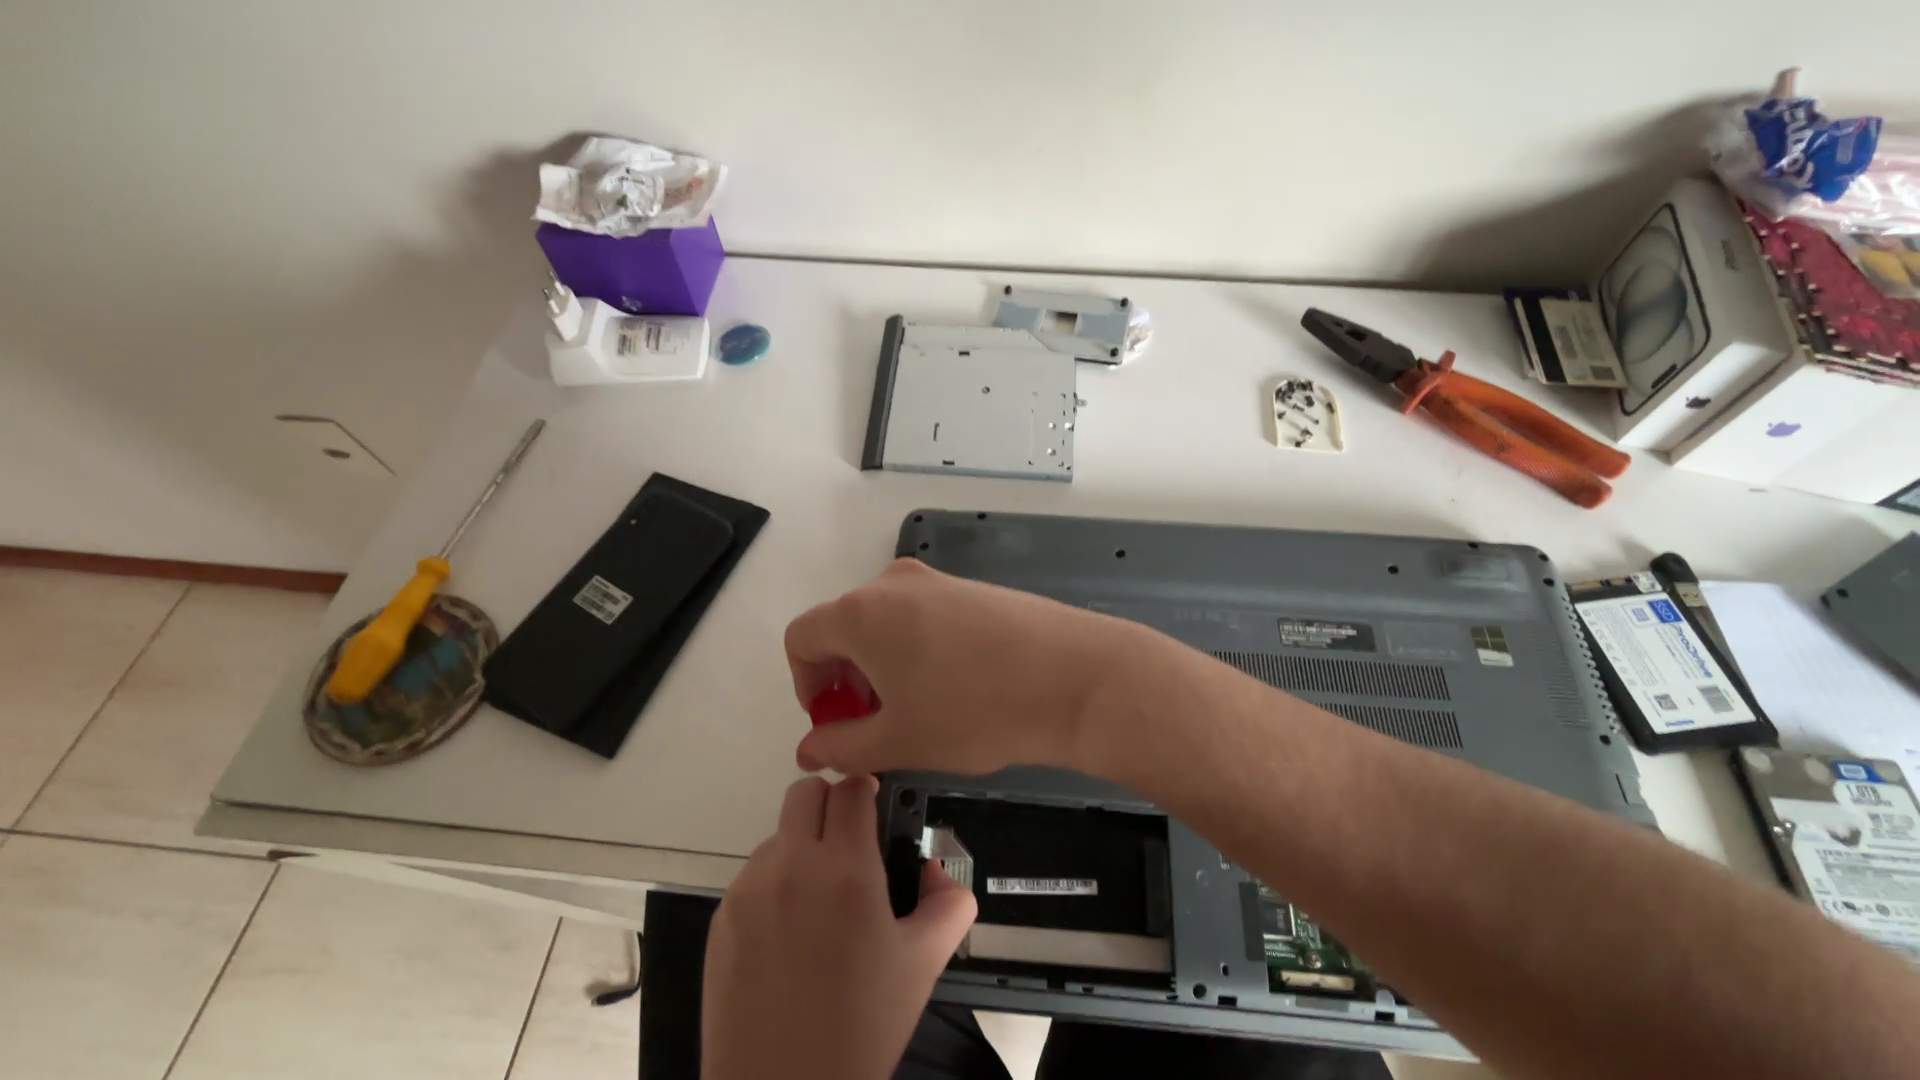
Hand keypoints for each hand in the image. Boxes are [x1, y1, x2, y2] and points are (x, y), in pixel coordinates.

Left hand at [701, 775, 976, 1079]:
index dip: (868, 789)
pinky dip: (775, 884)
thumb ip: (949, 903)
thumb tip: (937, 872)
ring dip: (802, 847)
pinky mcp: (721, 918)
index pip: (852, 789)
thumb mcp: (923, 964)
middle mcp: (791, 867)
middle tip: (851, 845)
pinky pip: (753, 877)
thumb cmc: (862, 1026)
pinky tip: (789, 936)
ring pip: (778, 836)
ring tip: (820, 904)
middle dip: (831, 804)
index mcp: (845, 871)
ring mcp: (748, 891)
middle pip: (804, 793)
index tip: (877, 811)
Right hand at [785, 558, 1147, 776]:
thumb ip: (840, 746)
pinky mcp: (973, 590)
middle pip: (843, 629)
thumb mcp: (899, 740)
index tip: (837, 725)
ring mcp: (937, 582)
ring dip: (882, 669)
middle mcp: (893, 583)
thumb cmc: (975, 712)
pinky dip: (917, 653)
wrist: (1077, 678)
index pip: (801, 640)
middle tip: (876, 728)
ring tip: (918, 714)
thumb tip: (809, 749)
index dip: (806, 687)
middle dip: (845, 681)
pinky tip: (955, 691)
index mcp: (861, 612)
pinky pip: (922, 619)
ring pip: (885, 625)